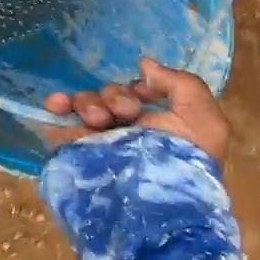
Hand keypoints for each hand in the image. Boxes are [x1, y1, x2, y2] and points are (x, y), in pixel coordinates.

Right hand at [42, 57, 228, 161]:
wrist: (148, 196)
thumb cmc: (182, 158)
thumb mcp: (203, 120)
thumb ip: (183, 84)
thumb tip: (144, 63)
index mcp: (158, 123)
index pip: (139, 91)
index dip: (140, 86)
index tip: (145, 94)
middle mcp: (126, 127)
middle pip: (110, 93)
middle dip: (116, 97)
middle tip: (124, 114)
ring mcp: (96, 135)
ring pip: (84, 100)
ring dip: (89, 102)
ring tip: (98, 121)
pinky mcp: (70, 141)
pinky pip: (56, 113)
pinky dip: (56, 103)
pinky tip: (58, 104)